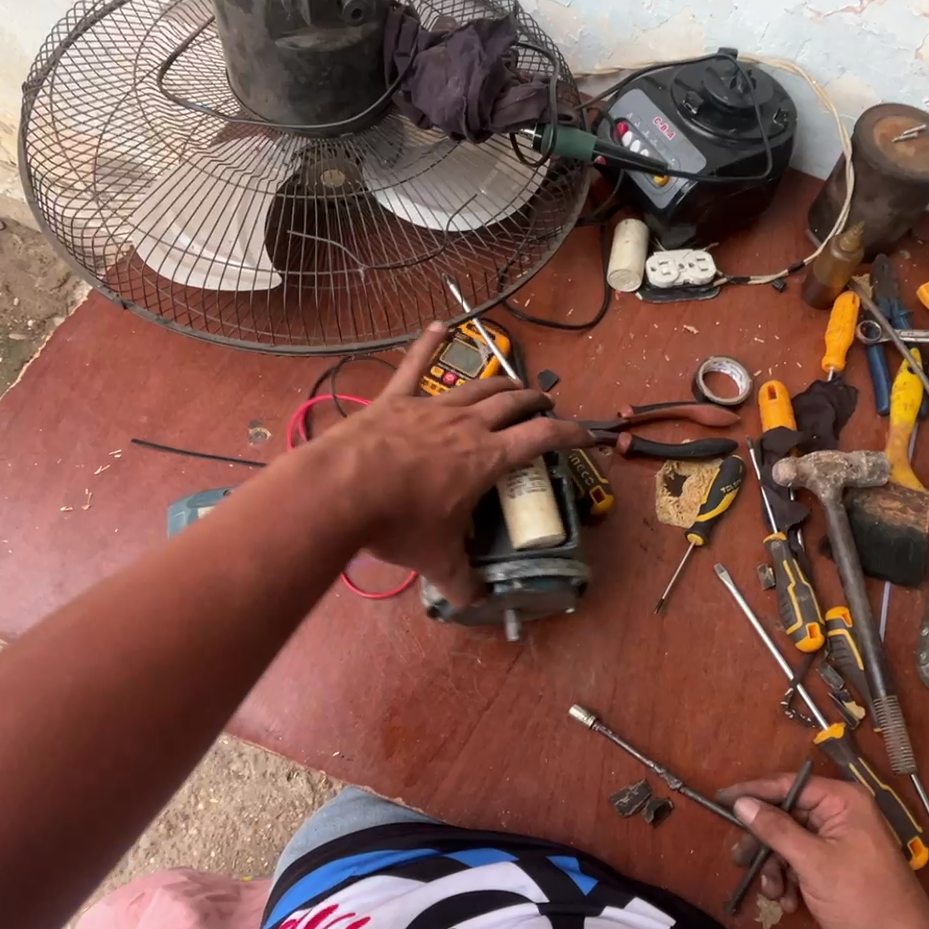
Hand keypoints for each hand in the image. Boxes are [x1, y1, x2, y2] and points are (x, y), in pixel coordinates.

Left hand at [307, 323, 590, 605]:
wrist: (340, 492)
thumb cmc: (398, 523)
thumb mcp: (436, 559)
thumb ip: (461, 582)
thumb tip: (476, 603)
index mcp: (487, 457)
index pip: (543, 438)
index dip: (571, 433)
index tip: (588, 433)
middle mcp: (467, 424)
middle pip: (514, 403)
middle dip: (536, 401)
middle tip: (546, 404)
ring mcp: (431, 406)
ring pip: (477, 385)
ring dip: (501, 383)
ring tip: (514, 384)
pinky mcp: (394, 400)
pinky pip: (413, 364)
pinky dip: (428, 344)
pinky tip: (439, 325)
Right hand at [719, 774, 928, 928]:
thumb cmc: (862, 899)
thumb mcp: (813, 862)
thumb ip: (775, 829)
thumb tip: (741, 804)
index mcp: (842, 801)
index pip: (787, 785)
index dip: (753, 793)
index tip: (721, 799)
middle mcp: (840, 814)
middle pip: (786, 816)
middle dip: (765, 844)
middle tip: (740, 859)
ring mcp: (839, 841)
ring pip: (790, 842)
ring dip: (776, 868)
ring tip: (774, 893)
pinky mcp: (836, 865)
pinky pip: (801, 861)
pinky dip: (790, 880)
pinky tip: (789, 901)